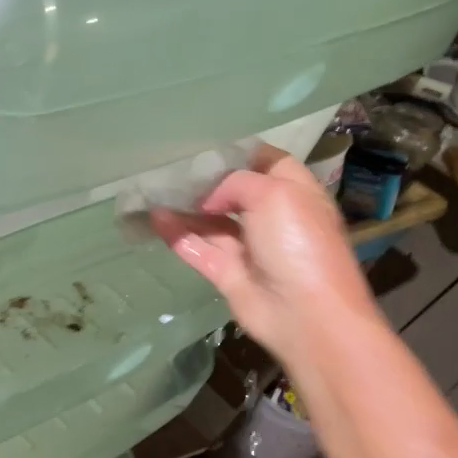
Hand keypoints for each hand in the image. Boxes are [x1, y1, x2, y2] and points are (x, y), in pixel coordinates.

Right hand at [148, 144, 380, 364]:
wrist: (305, 314)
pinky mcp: (227, 271)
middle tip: (168, 166)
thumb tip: (206, 198)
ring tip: (151, 190)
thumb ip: (235, 182)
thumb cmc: (298, 244)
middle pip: (233, 191)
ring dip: (183, 207)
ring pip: (210, 220)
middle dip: (204, 179)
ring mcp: (249, 247)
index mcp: (295, 194)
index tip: (203, 143)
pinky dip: (176, 234)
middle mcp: (273, 217)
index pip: (267, 161)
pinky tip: (153, 218)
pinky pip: (197, 247)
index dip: (239, 150)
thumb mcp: (275, 194)